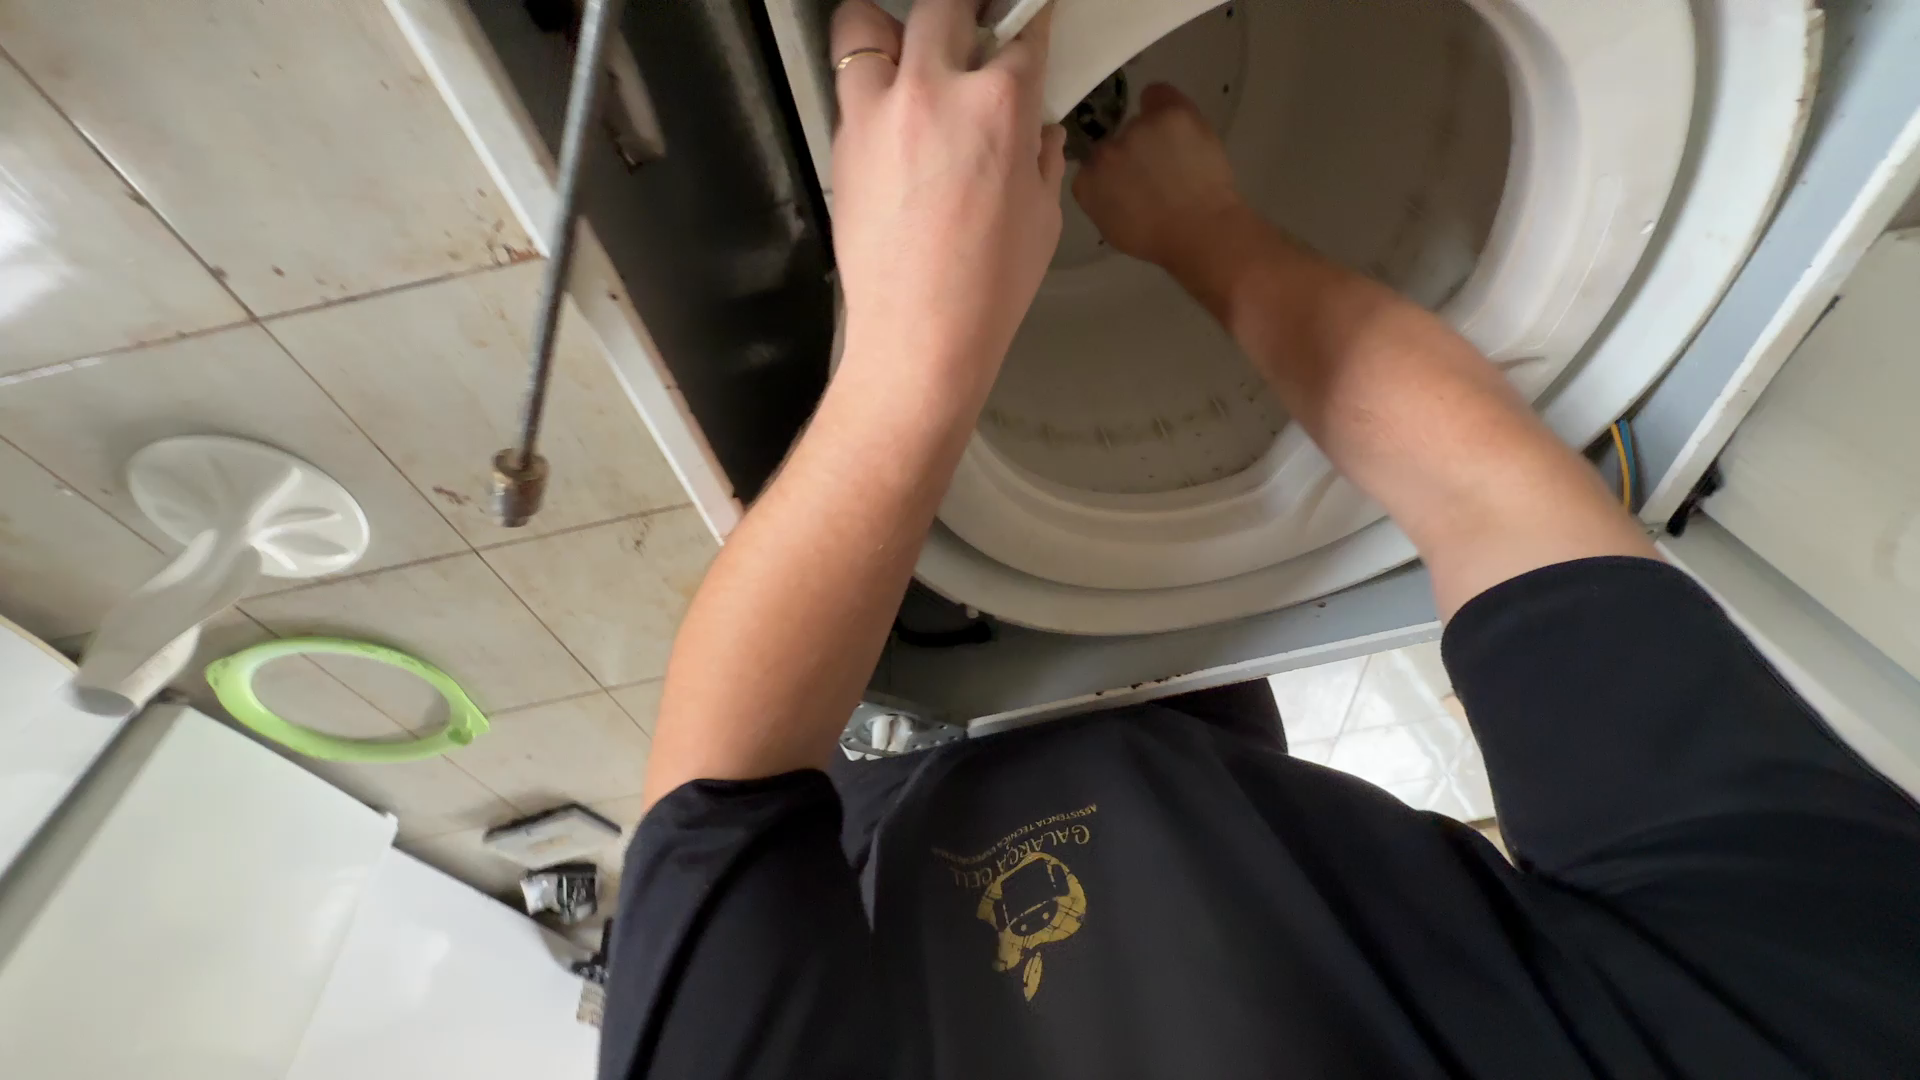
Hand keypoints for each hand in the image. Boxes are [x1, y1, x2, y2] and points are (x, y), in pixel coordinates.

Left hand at [828, 0, 1066, 398]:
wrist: (920, 340)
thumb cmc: (985, 293)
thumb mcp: (1042, 222)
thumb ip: (1042, 160)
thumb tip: (1038, 135)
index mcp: (998, 107)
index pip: (1023, 35)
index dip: (1032, 28)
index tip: (1030, 27)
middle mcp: (933, 93)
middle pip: (945, 2)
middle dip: (967, 10)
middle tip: (976, 29)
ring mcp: (878, 116)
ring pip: (866, 24)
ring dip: (893, 32)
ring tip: (911, 62)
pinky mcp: (843, 148)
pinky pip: (848, 88)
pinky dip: (869, 90)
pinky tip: (892, 125)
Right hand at [1073, 83, 1248, 277]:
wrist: (1199, 230)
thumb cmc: (1156, 239)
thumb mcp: (1112, 228)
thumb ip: (1100, 199)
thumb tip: (1106, 181)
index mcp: (1088, 183)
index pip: (1091, 168)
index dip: (1110, 175)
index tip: (1126, 185)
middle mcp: (1105, 152)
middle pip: (1113, 143)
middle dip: (1129, 156)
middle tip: (1153, 173)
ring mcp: (1136, 129)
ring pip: (1137, 122)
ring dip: (1149, 134)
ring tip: (1174, 158)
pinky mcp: (1168, 113)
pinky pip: (1157, 94)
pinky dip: (1161, 103)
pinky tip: (1174, 123)